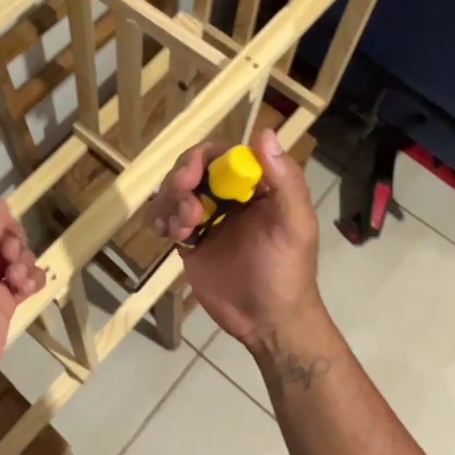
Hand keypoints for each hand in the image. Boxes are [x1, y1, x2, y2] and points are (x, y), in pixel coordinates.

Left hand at [0, 199, 44, 406]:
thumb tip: (1, 201)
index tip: (8, 223)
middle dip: (13, 240)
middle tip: (11, 257)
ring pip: (15, 255)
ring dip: (24, 262)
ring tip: (18, 282)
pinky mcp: (4, 301)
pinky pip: (25, 280)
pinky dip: (31, 281)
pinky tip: (28, 291)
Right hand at [145, 128, 323, 348]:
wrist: (266, 322)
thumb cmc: (287, 272)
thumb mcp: (294, 225)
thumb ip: (285, 180)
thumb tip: (265, 132)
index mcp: (257, 184)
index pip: (222, 153)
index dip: (200, 158)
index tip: (189, 176)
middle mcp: (230, 194)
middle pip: (192, 167)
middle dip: (179, 181)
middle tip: (183, 210)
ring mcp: (208, 216)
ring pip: (175, 190)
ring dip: (169, 202)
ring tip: (180, 231)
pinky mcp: (190, 239)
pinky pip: (167, 217)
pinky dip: (160, 219)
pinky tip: (166, 234)